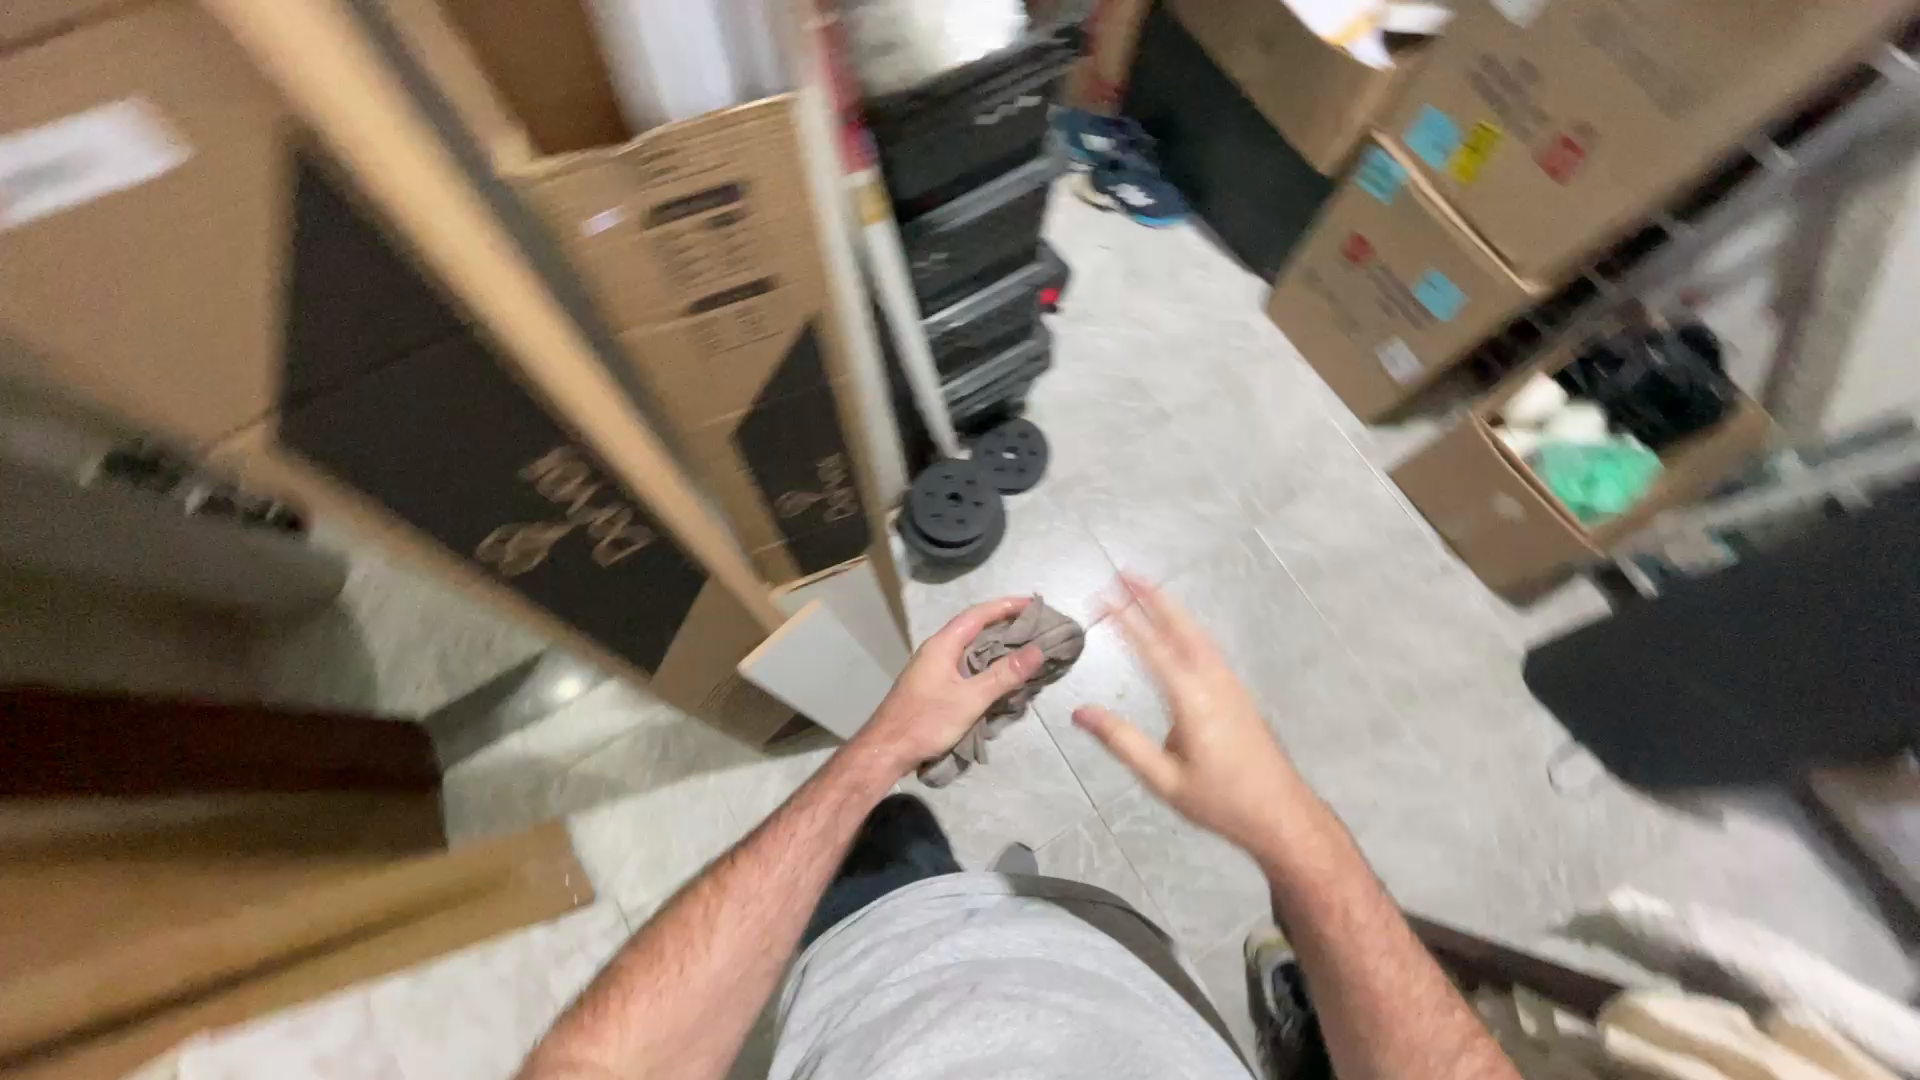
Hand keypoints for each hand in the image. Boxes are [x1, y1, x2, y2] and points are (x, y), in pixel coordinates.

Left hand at [850, 597, 1043, 780]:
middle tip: (1034, 625)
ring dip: (995, 642)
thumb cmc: (926, 721)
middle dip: (1004, 623)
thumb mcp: (970, 699)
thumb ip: (1003, 675)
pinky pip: (965, 662)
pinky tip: (999, 671)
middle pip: (974, 626)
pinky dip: (985, 661)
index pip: (978, 614)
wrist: (887, 749)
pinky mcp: (933, 683)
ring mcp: (933, 666)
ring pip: (969, 646)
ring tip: (1023, 644)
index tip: (1033, 604)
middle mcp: (937, 649)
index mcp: (943, 644)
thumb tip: (1037, 650)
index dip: (1006, 606)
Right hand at [1072, 575, 1306, 852]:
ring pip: (1197, 633)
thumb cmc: (1220, 800)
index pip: (1151, 648)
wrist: (1282, 815)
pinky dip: (1186, 626)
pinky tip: (1179, 627)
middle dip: (1151, 597)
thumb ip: (1121, 741)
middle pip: (1179, 627)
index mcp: (1192, 698)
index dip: (1124, 621)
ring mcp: (1230, 683)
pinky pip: (1207, 646)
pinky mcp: (1237, 691)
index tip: (1102, 598)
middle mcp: (1212, 680)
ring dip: (1170, 608)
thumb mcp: (1163, 778)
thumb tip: (1079, 712)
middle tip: (1125, 572)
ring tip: (1147, 588)